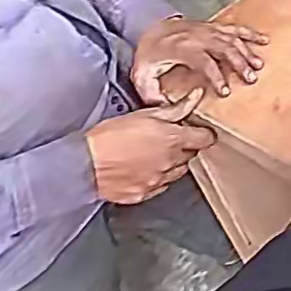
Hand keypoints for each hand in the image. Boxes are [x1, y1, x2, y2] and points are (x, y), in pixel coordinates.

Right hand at [85, 97, 217, 204]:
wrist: (84, 164)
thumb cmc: (112, 135)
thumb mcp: (147, 114)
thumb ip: (176, 108)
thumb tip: (196, 96)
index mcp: (175, 140)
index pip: (205, 139)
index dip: (204, 134)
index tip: (199, 131)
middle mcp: (171, 163)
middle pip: (191, 156)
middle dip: (186, 147)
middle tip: (171, 139)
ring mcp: (157, 181)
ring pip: (177, 172)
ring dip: (173, 163)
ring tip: (155, 154)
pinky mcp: (143, 194)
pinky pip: (158, 187)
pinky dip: (156, 178)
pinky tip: (143, 169)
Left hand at [132, 17, 270, 104]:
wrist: (149, 27)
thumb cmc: (149, 54)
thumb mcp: (142, 76)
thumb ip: (152, 94)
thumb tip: (167, 108)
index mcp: (182, 48)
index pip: (204, 62)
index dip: (217, 76)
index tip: (225, 92)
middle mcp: (198, 37)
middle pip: (224, 48)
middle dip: (238, 63)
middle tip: (250, 79)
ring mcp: (208, 30)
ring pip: (232, 39)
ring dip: (247, 52)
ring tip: (258, 66)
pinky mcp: (215, 27)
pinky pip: (236, 28)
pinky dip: (251, 34)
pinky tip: (263, 41)